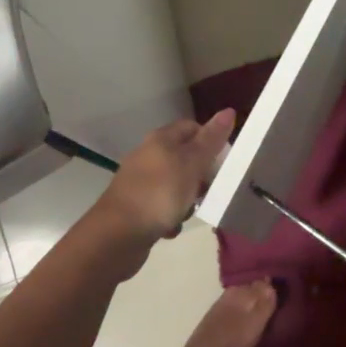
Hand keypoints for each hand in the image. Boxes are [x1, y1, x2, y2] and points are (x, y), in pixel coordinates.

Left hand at [89, 110, 234, 243]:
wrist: (116, 236)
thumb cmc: (159, 193)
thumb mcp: (192, 163)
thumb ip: (211, 139)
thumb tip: (228, 110)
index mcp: (161, 139)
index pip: (192, 127)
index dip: (210, 140)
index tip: (223, 161)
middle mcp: (149, 156)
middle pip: (185, 157)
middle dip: (201, 174)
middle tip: (212, 189)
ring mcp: (140, 182)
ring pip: (175, 184)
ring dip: (187, 199)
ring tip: (191, 211)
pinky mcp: (136, 207)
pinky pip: (162, 206)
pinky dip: (170, 216)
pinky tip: (172, 228)